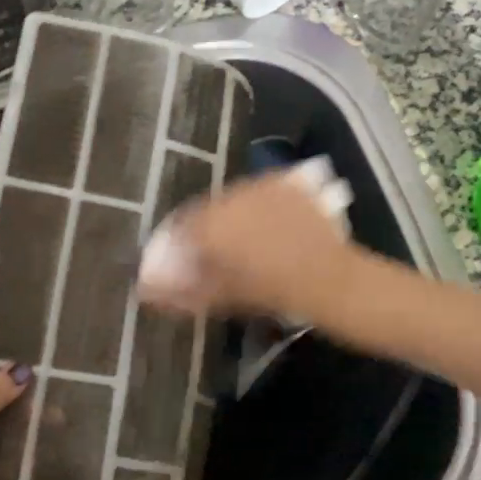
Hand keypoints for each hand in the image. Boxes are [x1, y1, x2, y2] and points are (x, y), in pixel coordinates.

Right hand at [138, 171, 357, 318]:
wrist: (332, 280)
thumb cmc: (274, 293)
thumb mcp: (223, 296)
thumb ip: (181, 288)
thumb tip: (148, 287)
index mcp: (211, 224)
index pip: (178, 227)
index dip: (174, 245)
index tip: (178, 262)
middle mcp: (230, 197)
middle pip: (204, 212)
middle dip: (202, 232)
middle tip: (211, 255)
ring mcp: (260, 185)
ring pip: (231, 200)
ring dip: (228, 218)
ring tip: (240, 242)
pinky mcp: (285, 183)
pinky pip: (258, 192)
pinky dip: (254, 208)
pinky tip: (264, 227)